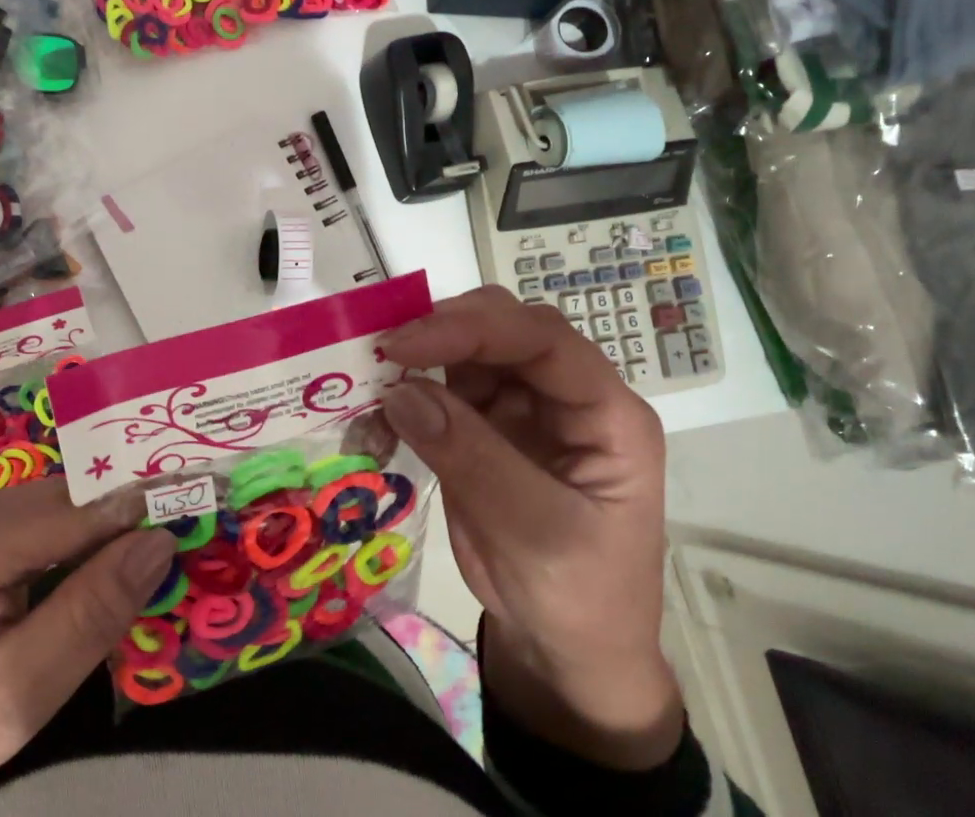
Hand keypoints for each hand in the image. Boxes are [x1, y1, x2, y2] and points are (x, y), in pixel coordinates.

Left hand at [0, 479, 176, 815]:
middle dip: (124, 519)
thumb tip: (156, 541)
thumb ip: (91, 612)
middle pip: (64, 501)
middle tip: (189, 533)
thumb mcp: (27, 685)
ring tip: (159, 550)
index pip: (70, 515)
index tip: (198, 507)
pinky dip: (81, 538)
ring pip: (58, 505)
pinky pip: (42, 519)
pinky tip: (110, 562)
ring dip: (106, 529)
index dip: (135, 512)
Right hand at [375, 285, 683, 769]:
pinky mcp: (481, 432)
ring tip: (368, 373)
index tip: (403, 344)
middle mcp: (564, 400)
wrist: (563, 645)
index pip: (544, 342)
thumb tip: (400, 391)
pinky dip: (405, 393)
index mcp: (606, 416)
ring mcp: (521, 413)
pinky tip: (375, 408)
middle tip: (381, 349)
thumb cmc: (575, 593)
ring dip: (418, 357)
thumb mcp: (533, 530)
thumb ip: (471, 456)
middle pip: (506, 330)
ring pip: (466, 354)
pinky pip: (439, 392)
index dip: (474, 329)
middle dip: (444, 329)